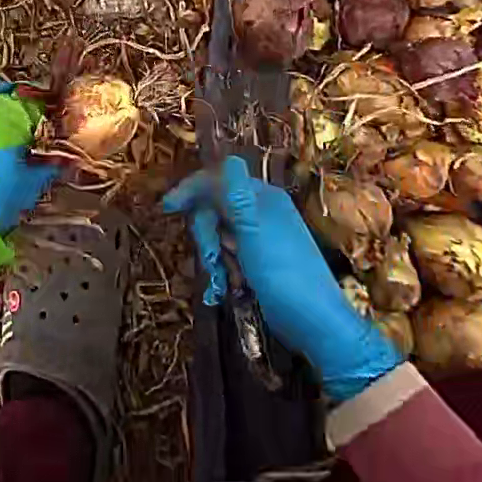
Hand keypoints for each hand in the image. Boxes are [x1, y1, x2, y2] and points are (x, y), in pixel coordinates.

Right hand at [163, 156, 402, 402]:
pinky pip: (229, 256)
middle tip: (212, 259)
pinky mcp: (257, 261)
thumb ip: (236, 195)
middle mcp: (260, 211)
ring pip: (219, 234)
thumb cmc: (283, 272)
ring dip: (215, 257)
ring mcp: (259, 237)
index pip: (218, 180)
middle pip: (215, 208)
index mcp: (262, 196)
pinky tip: (229, 287)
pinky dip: (224, 270)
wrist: (314, 322)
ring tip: (224, 279)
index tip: (167, 208)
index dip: (192, 190)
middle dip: (207, 234)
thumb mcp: (254, 231)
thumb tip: (230, 158)